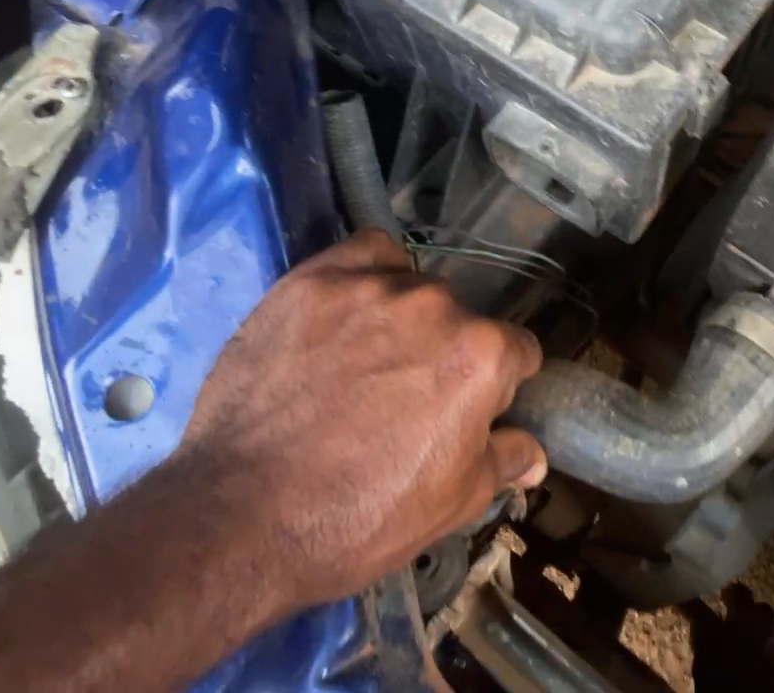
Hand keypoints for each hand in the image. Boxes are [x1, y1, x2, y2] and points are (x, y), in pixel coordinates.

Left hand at [172, 228, 545, 613]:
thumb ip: (504, 460)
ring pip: (416, 288)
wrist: (237, 519)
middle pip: (464, 320)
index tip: (471, 411)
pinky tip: (354, 307)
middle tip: (407, 399)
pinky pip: (366, 253)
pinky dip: (372, 272)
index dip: (500, 386)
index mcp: (482, 356)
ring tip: (365, 362)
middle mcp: (439, 305)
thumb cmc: (360, 518)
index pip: (519, 352)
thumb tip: (536, 454)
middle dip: (448, 354)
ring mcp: (374, 287)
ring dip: (406, 320)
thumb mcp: (453, 503)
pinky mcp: (314, 280)